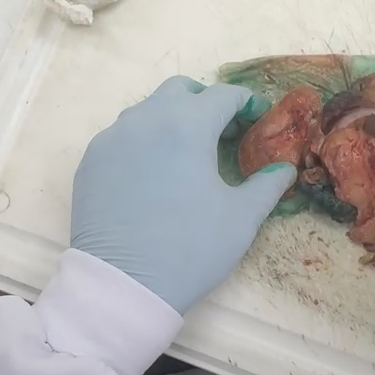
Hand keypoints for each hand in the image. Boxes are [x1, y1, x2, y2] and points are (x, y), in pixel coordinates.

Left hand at [71, 77, 295, 312]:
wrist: (122, 284)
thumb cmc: (189, 248)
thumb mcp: (240, 218)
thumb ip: (266, 186)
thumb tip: (283, 170)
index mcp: (187, 125)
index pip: (223, 95)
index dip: (246, 103)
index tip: (258, 120)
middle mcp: (146, 120)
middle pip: (180, 90)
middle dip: (205, 101)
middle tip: (222, 131)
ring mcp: (112, 138)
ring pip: (147, 110)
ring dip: (172, 119)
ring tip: (186, 153)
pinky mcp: (91, 160)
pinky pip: (122, 136)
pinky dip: (143, 141)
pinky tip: (152, 173)